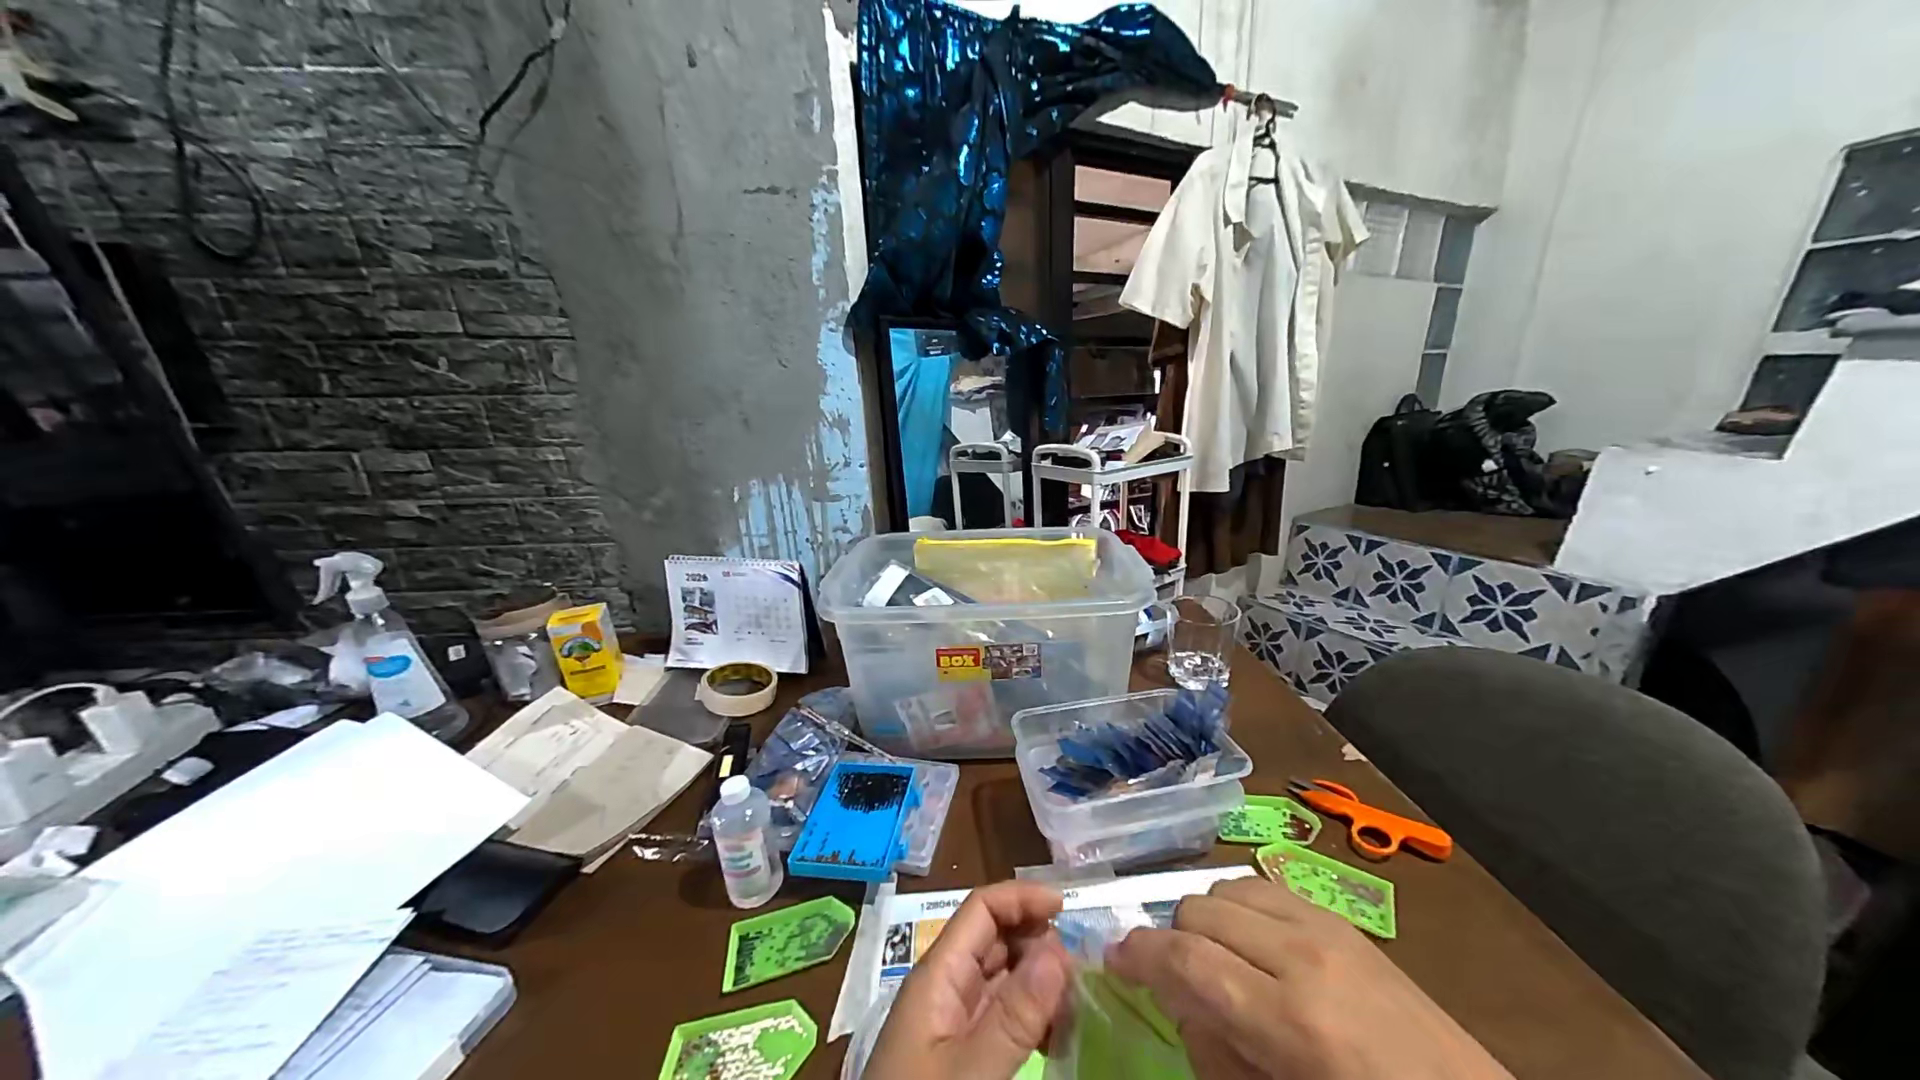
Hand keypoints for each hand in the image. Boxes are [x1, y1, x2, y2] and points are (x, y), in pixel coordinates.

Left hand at [864, 881, 1070, 1079]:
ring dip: (1038, 978)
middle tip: (1082, 967)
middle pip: (993, 938)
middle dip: (1037, 939)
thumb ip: (1015, 1015)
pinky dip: (1031, 1014)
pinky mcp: (960, 1052)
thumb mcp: (970, 1071)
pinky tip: (1056, 1035)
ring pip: (1000, 976)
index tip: (1067, 908)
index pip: (981, 910)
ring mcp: (952, 1019)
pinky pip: (1000, 1014)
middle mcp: (944, 986)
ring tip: (1077, 1001)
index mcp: (938, 974)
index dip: (1022, 898)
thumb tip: (1059, 949)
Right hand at [1107, 877, 1514, 1079]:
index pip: (1186, 958)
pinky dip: (1239, 907)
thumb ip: (1216, 1053)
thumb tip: (1180, 1004)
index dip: (1139, 953)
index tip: (1114, 959)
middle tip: (1173, 976)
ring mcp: (1326, 926)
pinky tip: (1253, 944)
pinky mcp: (1341, 917)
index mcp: (1291, 1017)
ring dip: (1205, 919)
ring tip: (1216, 959)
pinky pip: (1263, 886)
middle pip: (1197, 909)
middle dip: (1171, 938)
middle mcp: (1302, 953)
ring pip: (1225, 888)